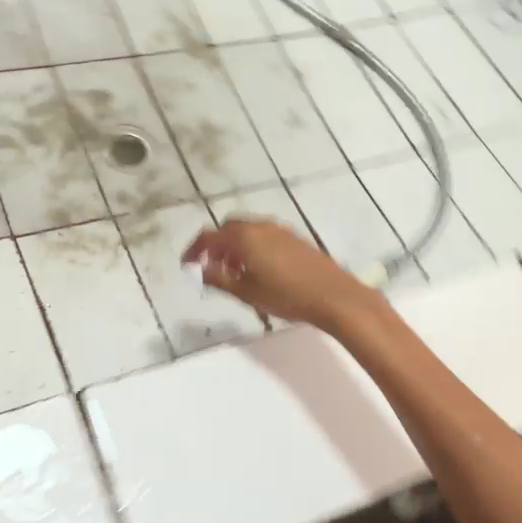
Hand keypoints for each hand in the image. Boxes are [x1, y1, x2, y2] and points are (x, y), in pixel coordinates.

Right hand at [182, 217, 385, 330]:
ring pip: (248, 231)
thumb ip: (220, 279)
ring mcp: (280, 230)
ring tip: (235, 273)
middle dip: (216, 245)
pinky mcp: (295, 238)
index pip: (210, 235)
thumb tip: (200, 269)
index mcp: (244, 237)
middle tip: (212, 267)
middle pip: (229, 228)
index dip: (194, 249)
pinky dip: (252, 247)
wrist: (334, 295)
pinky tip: (258, 270)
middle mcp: (261, 226)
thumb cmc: (286, 295)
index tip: (187, 264)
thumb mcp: (247, 293)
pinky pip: (264, 235)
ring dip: (235, 247)